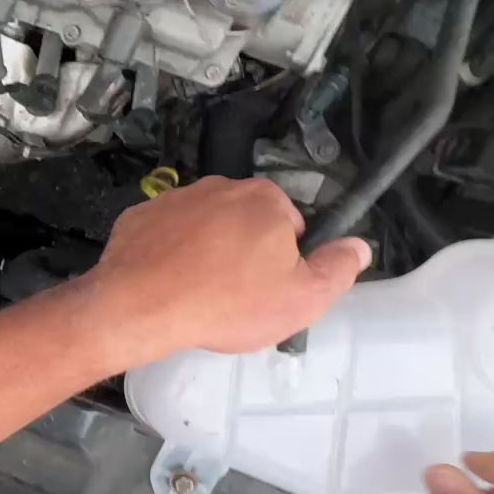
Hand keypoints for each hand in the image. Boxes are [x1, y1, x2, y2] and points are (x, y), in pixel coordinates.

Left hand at [75, 176, 370, 360]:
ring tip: (193, 293)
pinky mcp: (135, 218)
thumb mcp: (303, 298)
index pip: (289, 226)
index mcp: (264, 198)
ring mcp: (170, 199)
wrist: (138, 306)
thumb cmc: (227, 302)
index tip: (265, 289)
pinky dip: (163, 255)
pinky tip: (161, 283)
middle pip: (242, 224)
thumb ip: (338, 269)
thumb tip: (359, 246)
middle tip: (229, 296)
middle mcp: (217, 187)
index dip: (282, 261)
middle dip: (240, 254)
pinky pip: (160, 236)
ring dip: (200, 253)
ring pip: (199, 228)